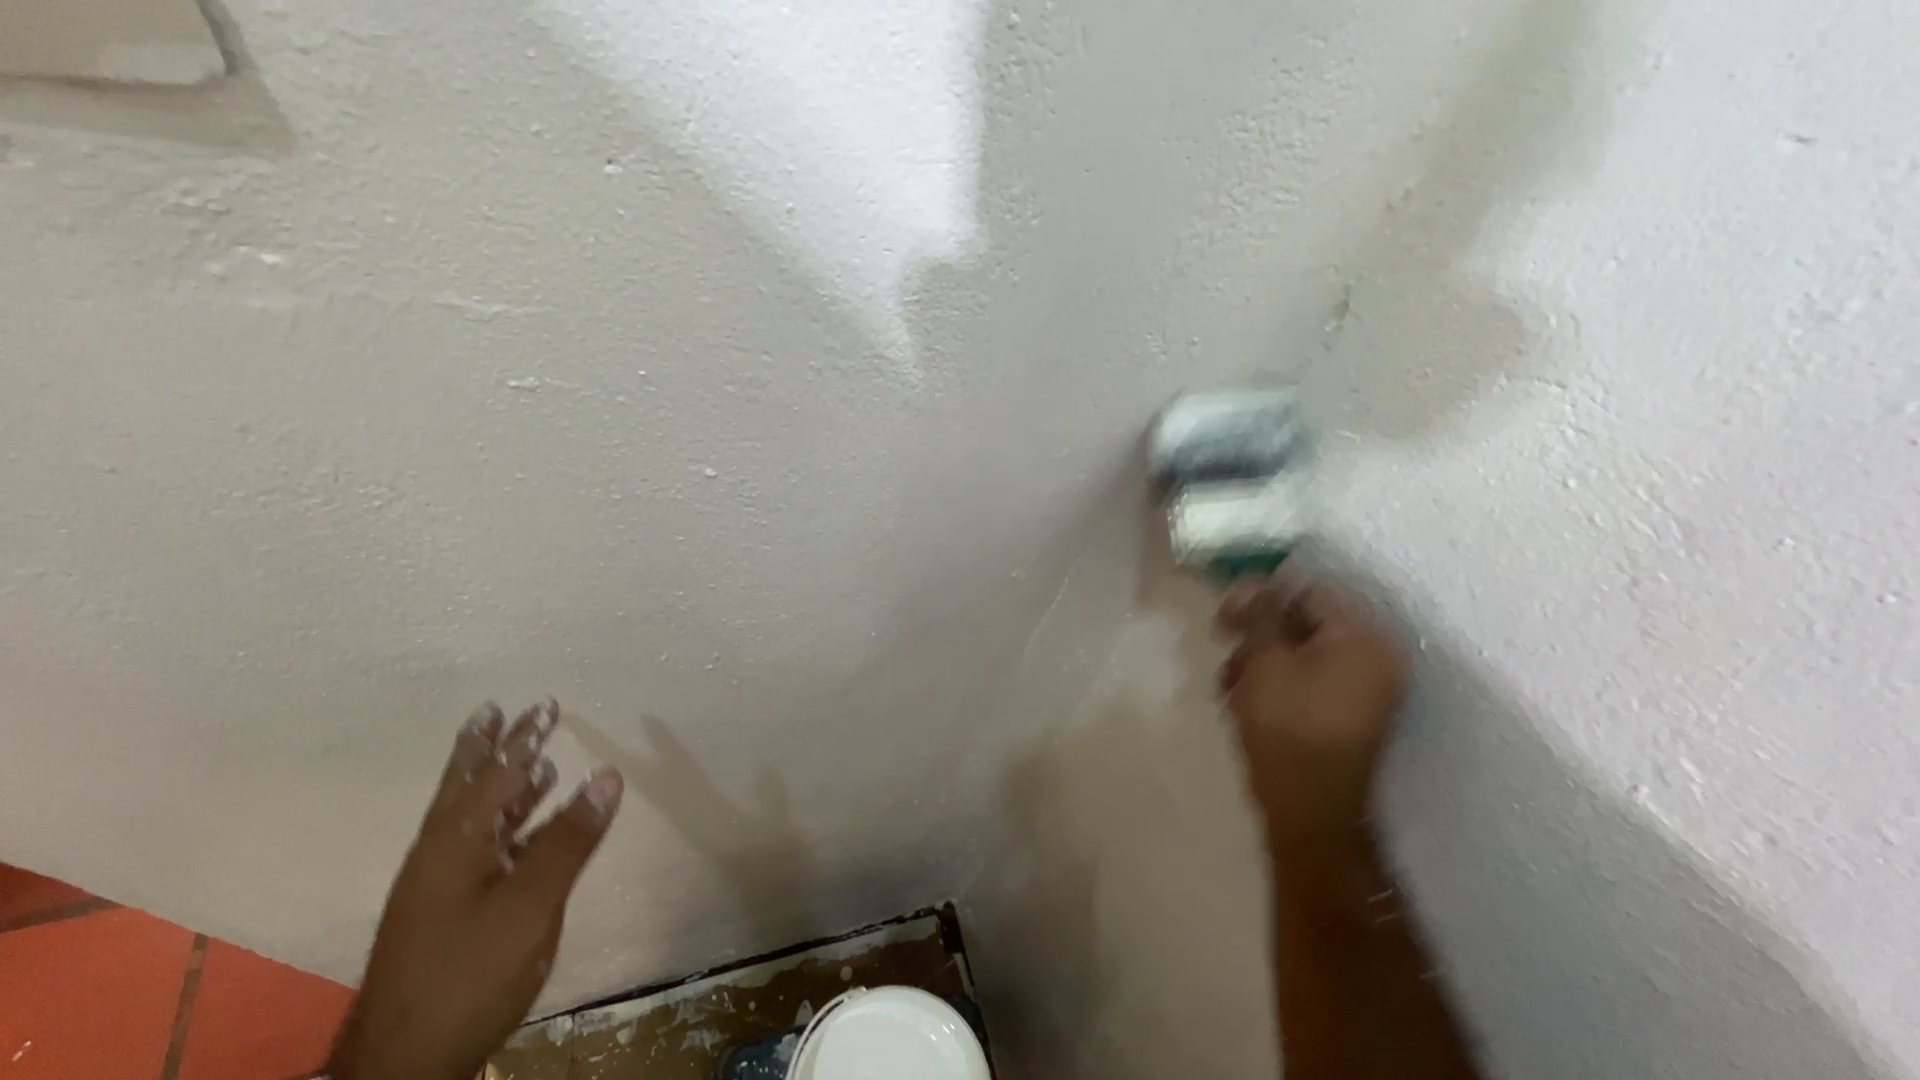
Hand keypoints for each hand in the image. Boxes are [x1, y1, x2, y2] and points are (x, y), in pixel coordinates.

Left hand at [330, 700, 624, 1079]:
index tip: (543, 704)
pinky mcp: (447, 909)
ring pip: (471, 816)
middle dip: (492, 748)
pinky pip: (479, 843)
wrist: (404, 1057)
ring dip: (498, 783)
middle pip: (468, 786)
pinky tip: (524, 827)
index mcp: (455, 841)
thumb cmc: (470, 972)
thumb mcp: (530, 905)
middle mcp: (440, 852)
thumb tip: (606, 775)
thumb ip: (568, 840)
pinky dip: (504, 822)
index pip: (496, 774)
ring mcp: (439, 882)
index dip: (522, 739)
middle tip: (505, 710)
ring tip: (527, 757)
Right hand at [1215, 571, 1406, 847]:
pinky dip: (1277, 686)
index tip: (1224, 620)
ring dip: (1261, 663)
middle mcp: (1375, 659)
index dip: (1262, 599)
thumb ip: (1260, 614)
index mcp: (1364, 639)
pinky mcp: (1349, 718)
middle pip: (1306, 625)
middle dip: (1258, 637)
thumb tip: (1253, 582)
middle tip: (1225, 655)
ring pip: (1302, 656)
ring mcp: (1366, 692)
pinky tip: (1245, 705)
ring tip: (1230, 689)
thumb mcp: (1266, 662)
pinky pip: (1309, 683)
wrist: (1310, 812)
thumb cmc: (1288, 729)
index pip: (1309, 594)